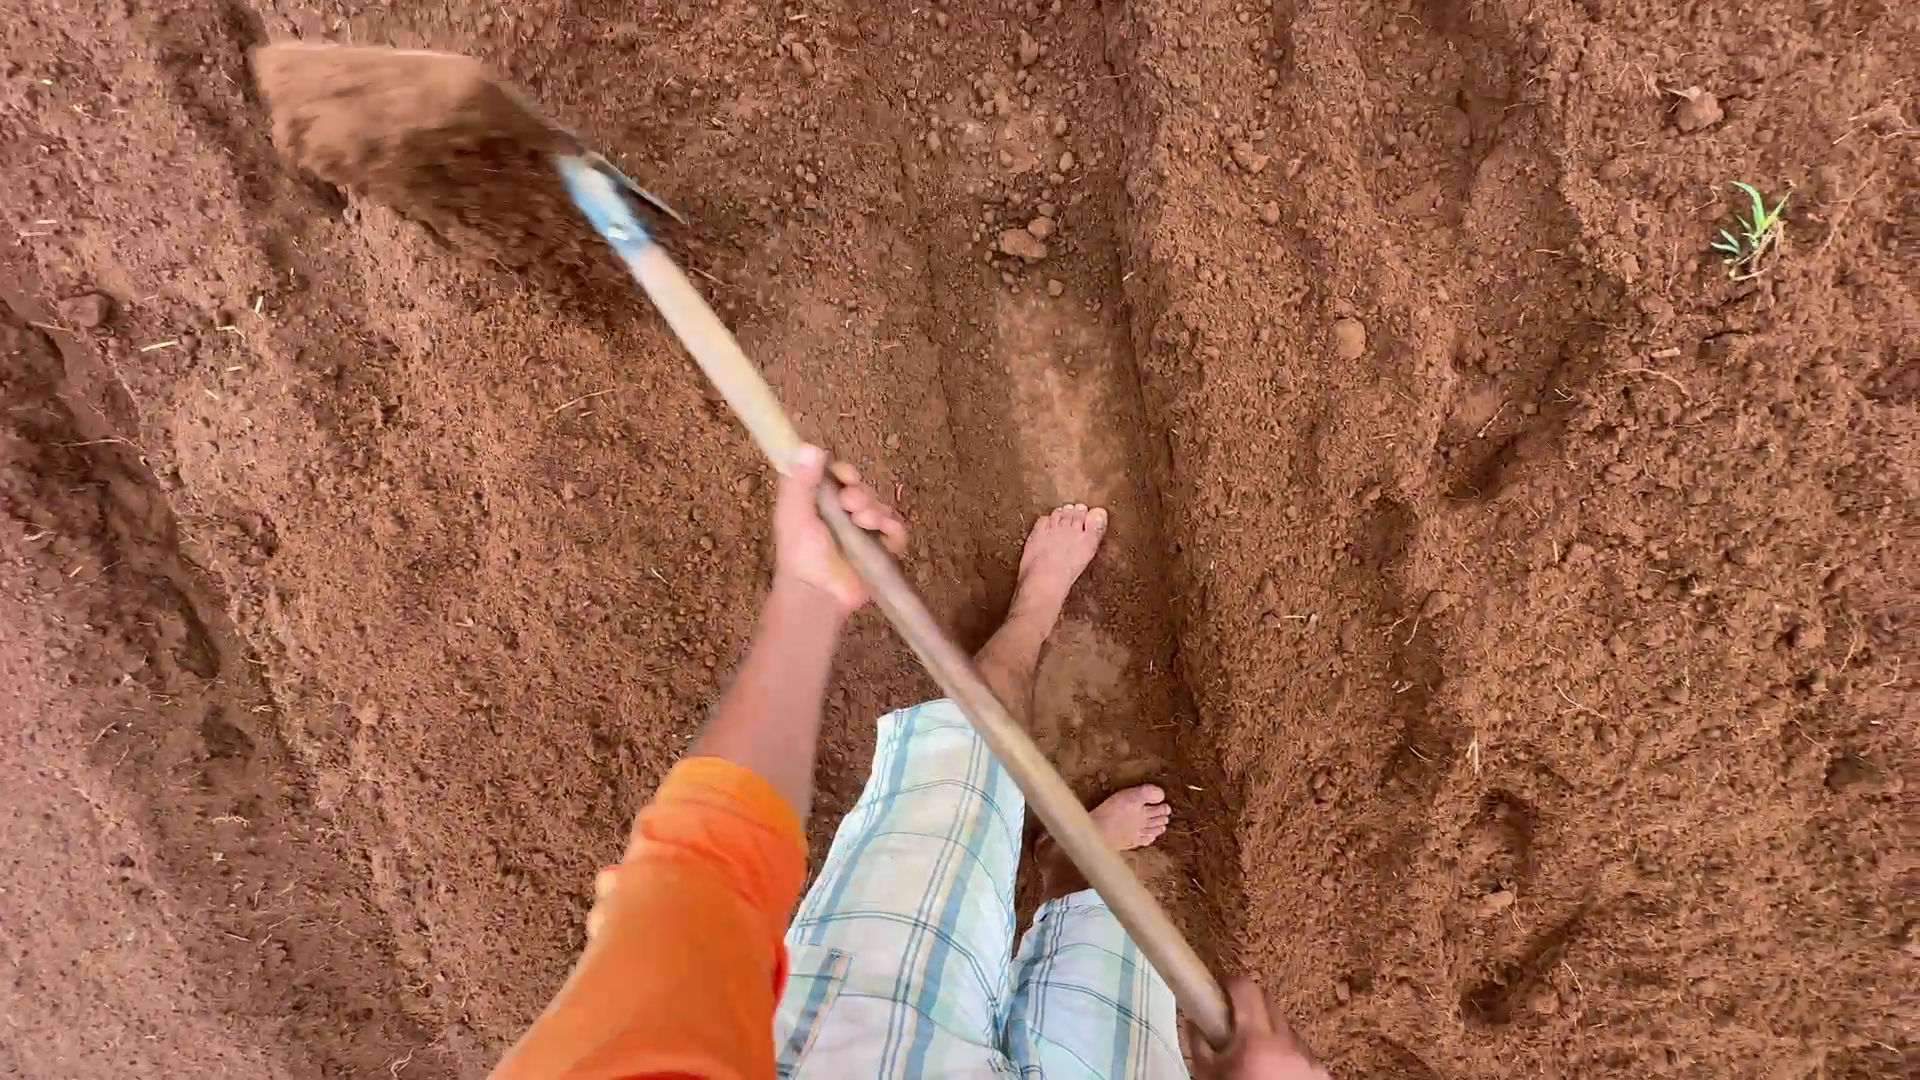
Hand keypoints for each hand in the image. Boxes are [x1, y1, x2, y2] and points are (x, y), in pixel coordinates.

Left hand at [773, 444, 906, 614]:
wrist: (817, 592)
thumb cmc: (800, 553)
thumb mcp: (793, 513)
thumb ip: (800, 481)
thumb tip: (812, 447)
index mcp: (821, 503)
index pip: (839, 477)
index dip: (845, 473)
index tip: (844, 477)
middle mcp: (844, 515)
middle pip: (863, 491)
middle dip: (860, 494)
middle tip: (851, 505)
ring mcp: (865, 534)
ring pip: (881, 508)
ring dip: (876, 509)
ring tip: (863, 522)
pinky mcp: (882, 552)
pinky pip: (897, 533)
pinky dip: (894, 528)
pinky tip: (883, 530)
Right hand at [1192, 979, 1330, 1079]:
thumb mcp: (1207, 1076)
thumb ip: (1198, 1042)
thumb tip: (1193, 1017)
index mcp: (1256, 1039)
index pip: (1246, 988)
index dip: (1229, 984)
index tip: (1217, 991)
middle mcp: (1289, 1043)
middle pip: (1269, 1002)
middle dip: (1249, 1005)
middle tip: (1232, 1021)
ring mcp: (1311, 1062)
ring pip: (1287, 1028)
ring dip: (1271, 1032)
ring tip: (1257, 1057)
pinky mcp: (1325, 1078)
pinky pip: (1303, 1053)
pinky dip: (1289, 1055)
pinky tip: (1277, 1074)